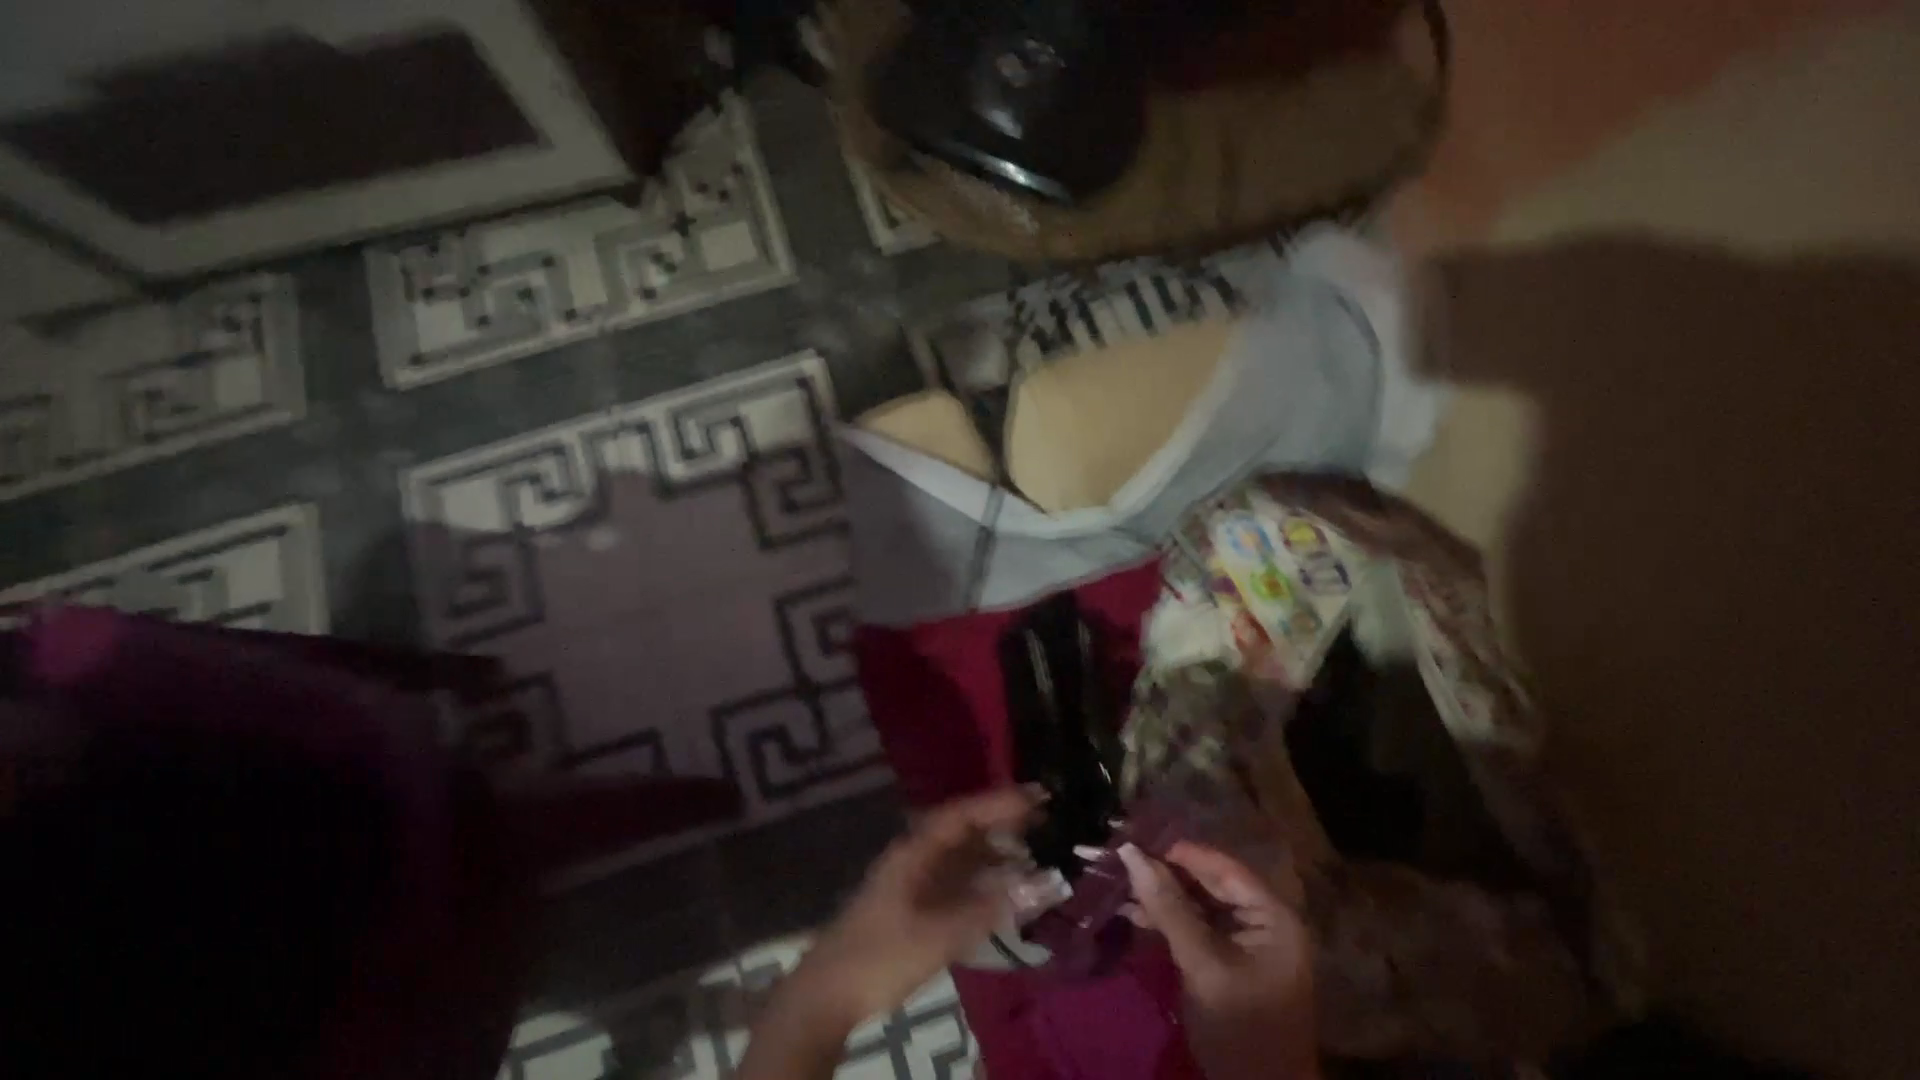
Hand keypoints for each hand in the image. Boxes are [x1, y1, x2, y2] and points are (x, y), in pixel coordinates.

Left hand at [790, 787, 1041, 1025]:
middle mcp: (914, 858)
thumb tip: (1037, 885)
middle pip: (963, 831)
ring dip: (994, 853)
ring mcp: (913, 883)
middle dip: (1002, 824)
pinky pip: (956, 882)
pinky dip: (982, 881)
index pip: (963, 814)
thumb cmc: (882, 955)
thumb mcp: (939, 934)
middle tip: (1045, 819)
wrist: (829, 993)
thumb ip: (988, 909)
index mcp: (915, 852)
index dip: (999, 803)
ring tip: (1034, 853)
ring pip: (960, 857)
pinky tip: (1004, 891)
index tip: (1037, 795)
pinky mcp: (914, 908)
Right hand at [1118, 842, 1319, 1079]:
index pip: (1222, 867)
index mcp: (1273, 915)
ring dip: (1159, 897)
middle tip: (1118, 860)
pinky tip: (1130, 913)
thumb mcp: (1204, 966)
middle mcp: (1262, 921)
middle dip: (1163, 873)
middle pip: (1208, 884)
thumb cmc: (1241, 1029)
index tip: (1133, 843)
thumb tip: (1132, 854)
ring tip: (1115, 884)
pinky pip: (1193, 929)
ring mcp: (1244, 944)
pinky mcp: (1225, 964)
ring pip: (1196, 905)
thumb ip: (1170, 909)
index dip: (1178, 853)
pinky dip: (1165, 921)